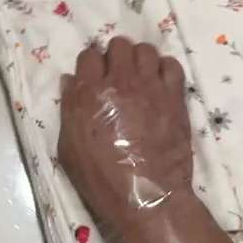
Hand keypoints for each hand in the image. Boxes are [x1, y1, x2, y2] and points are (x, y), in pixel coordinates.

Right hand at [57, 37, 195, 235]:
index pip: (88, 55)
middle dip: (116, 56)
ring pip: (146, 50)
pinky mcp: (174, 97)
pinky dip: (164, 69)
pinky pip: (172, 65)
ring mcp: (149, 86)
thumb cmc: (100, 179)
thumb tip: (70, 82)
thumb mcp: (68, 149)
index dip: (90, 64)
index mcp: (88, 92)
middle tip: (118, 76)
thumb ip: (68, 110)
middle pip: (119, 45)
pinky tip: (160, 84)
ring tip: (140, 78)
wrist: (146, 198)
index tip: (93, 77)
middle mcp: (119, 81)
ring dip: (140, 60)